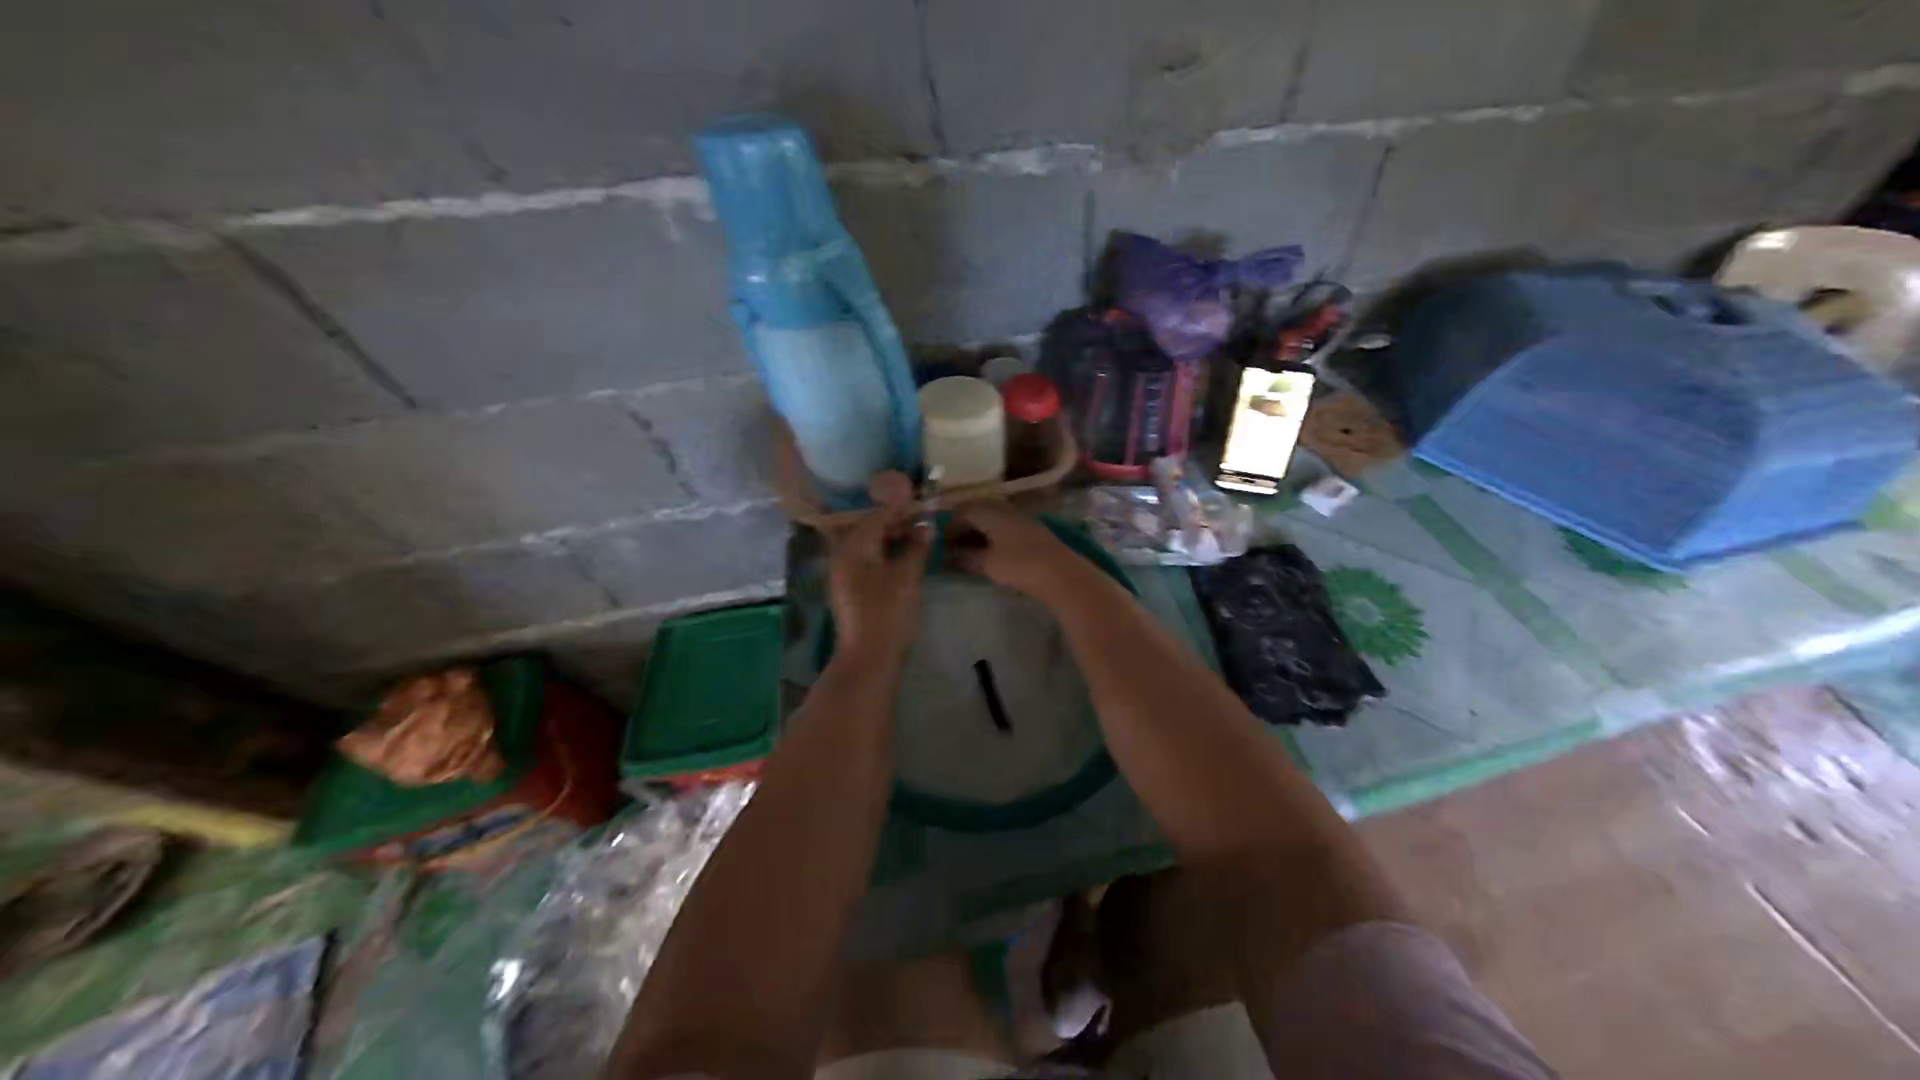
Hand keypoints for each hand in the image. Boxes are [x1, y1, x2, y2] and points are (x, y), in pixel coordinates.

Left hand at [828, 472, 932, 664]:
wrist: (868, 658)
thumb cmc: (887, 613)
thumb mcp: (907, 577)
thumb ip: (917, 547)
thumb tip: (926, 526)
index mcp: (853, 548)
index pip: (877, 517)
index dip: (899, 507)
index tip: (918, 496)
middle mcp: (843, 557)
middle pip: (869, 530)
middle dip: (895, 522)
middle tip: (922, 517)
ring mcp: (844, 575)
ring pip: (869, 547)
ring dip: (892, 539)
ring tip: (918, 536)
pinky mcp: (851, 591)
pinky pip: (868, 562)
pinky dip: (886, 555)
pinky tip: (904, 558)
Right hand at [947, 502, 1091, 602]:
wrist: (1062, 573)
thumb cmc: (1019, 565)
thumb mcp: (988, 564)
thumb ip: (966, 558)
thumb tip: (948, 556)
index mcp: (992, 513)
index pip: (964, 511)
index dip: (950, 524)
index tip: (941, 539)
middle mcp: (1007, 510)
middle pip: (981, 512)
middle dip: (965, 526)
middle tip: (954, 543)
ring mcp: (1024, 520)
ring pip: (996, 520)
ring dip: (982, 532)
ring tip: (972, 549)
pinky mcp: (1036, 533)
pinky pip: (1008, 529)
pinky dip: (996, 537)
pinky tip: (994, 552)